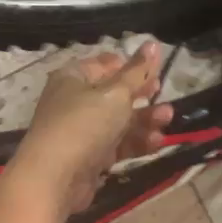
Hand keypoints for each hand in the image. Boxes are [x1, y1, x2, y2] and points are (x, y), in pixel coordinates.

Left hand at [13, 43, 175, 217]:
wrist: (54, 179)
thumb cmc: (84, 124)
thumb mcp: (116, 93)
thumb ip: (137, 71)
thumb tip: (153, 43)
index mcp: (73, 78)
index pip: (104, 65)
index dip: (129, 66)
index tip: (154, 70)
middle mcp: (75, 102)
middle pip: (115, 94)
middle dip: (142, 95)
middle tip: (162, 93)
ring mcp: (82, 131)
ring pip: (120, 121)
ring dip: (145, 119)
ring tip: (167, 118)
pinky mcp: (90, 158)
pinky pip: (118, 145)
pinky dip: (137, 141)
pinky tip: (157, 141)